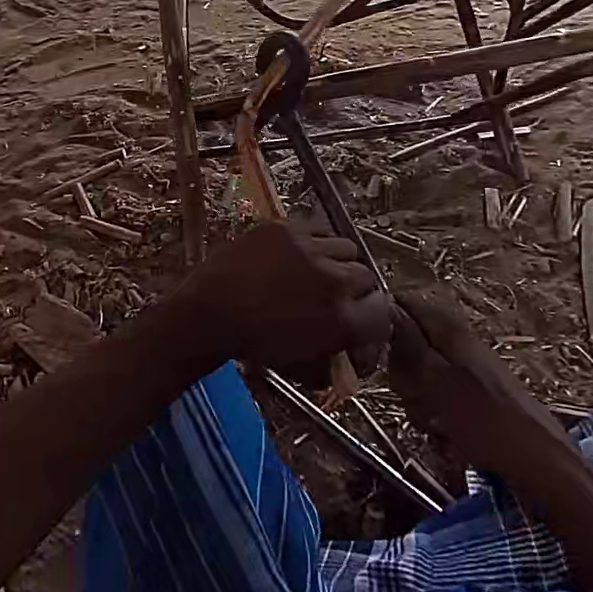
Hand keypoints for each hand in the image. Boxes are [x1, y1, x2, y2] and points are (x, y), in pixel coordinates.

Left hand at [172, 221, 388, 371]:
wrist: (209, 313)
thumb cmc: (252, 345)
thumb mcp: (304, 364)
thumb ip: (337, 356)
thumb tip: (352, 352)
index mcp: (343, 319)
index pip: (383, 312)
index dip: (371, 318)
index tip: (359, 322)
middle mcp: (334, 279)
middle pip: (366, 277)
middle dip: (354, 291)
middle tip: (334, 297)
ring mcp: (309, 248)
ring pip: (345, 248)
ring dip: (337, 262)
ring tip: (316, 271)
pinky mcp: (285, 228)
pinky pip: (316, 228)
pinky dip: (314, 242)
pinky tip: (298, 253)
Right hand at [387, 293, 570, 481]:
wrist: (542, 467)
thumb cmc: (484, 420)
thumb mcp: (435, 378)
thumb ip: (408, 340)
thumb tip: (385, 304)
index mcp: (449, 329)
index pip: (404, 303)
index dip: (385, 321)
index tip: (377, 346)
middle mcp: (459, 341)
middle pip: (409, 339)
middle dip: (401, 366)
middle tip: (408, 388)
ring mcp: (469, 368)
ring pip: (421, 370)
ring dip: (416, 393)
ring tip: (428, 416)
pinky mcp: (476, 394)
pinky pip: (439, 393)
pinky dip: (434, 410)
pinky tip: (442, 430)